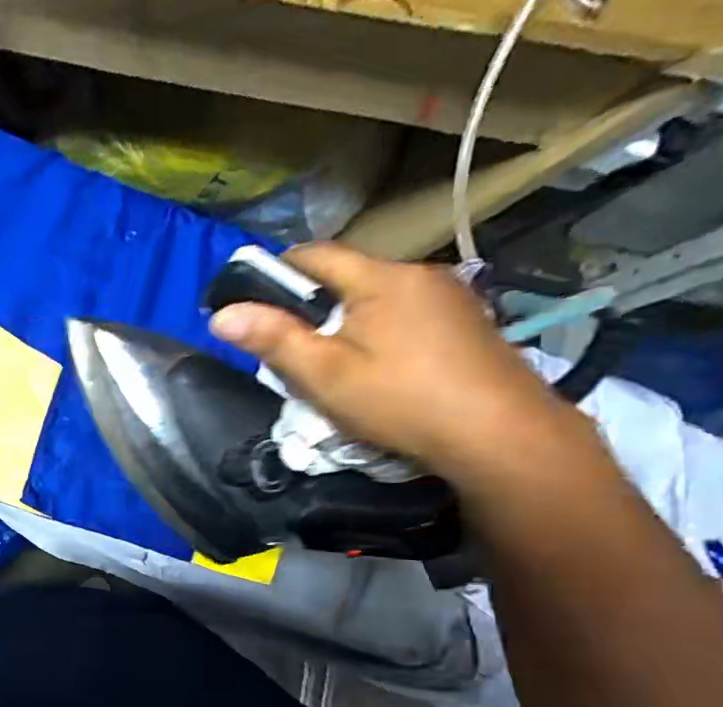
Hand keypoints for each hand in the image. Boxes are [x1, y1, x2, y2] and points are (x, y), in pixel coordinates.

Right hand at [208, 243, 587, 483]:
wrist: (500, 436)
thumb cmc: (402, 401)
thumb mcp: (324, 375)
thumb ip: (274, 340)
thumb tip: (222, 314)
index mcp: (382, 279)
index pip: (316, 254)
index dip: (276, 270)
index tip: (249, 299)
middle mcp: (420, 275)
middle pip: (348, 276)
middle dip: (311, 303)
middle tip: (286, 345)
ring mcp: (451, 298)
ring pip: (378, 297)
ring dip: (347, 319)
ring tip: (329, 361)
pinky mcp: (468, 323)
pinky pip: (406, 314)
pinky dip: (380, 331)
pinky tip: (378, 367)